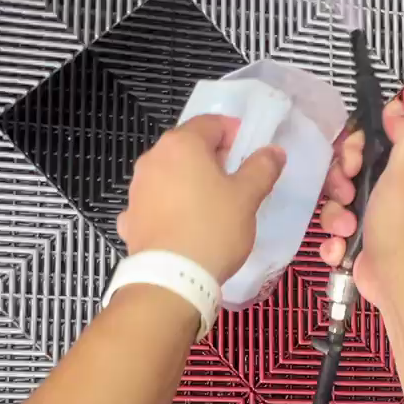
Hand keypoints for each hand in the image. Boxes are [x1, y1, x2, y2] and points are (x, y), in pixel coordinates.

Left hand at [118, 115, 285, 283]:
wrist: (172, 279)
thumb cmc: (213, 230)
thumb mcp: (247, 198)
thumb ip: (261, 168)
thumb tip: (273, 151)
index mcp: (182, 145)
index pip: (211, 124)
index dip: (234, 135)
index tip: (249, 155)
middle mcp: (152, 159)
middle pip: (187, 148)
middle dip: (211, 160)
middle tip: (233, 184)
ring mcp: (137, 189)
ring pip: (168, 176)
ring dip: (188, 184)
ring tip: (208, 209)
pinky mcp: (130, 218)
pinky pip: (154, 204)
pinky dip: (167, 209)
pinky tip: (180, 227)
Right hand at [317, 99, 403, 306]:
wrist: (395, 276)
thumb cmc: (401, 224)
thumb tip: (396, 106)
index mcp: (392, 171)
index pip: (358, 147)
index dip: (348, 151)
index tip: (353, 163)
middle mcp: (377, 192)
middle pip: (338, 175)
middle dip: (336, 187)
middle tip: (349, 198)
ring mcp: (362, 220)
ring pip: (329, 207)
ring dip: (334, 219)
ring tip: (348, 231)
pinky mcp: (349, 245)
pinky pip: (328, 236)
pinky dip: (331, 245)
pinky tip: (341, 250)